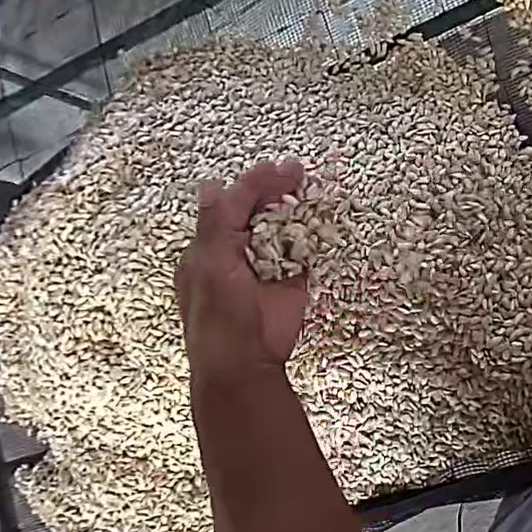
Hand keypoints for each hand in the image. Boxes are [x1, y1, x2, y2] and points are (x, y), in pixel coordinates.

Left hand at [177, 160, 309, 391]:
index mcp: (212, 247)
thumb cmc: (220, 318)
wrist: (247, 363)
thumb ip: (214, 226)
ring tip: (310, 189)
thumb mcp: (210, 267)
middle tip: (298, 173)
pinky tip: (321, 220)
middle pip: (260, 212)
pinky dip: (313, 237)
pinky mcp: (292, 281)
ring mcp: (268, 265)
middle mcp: (240, 251)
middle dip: (277, 191)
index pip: (233, 205)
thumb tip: (213, 185)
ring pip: (283, 229)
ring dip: (296, 210)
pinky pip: (304, 253)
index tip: (279, 169)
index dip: (255, 185)